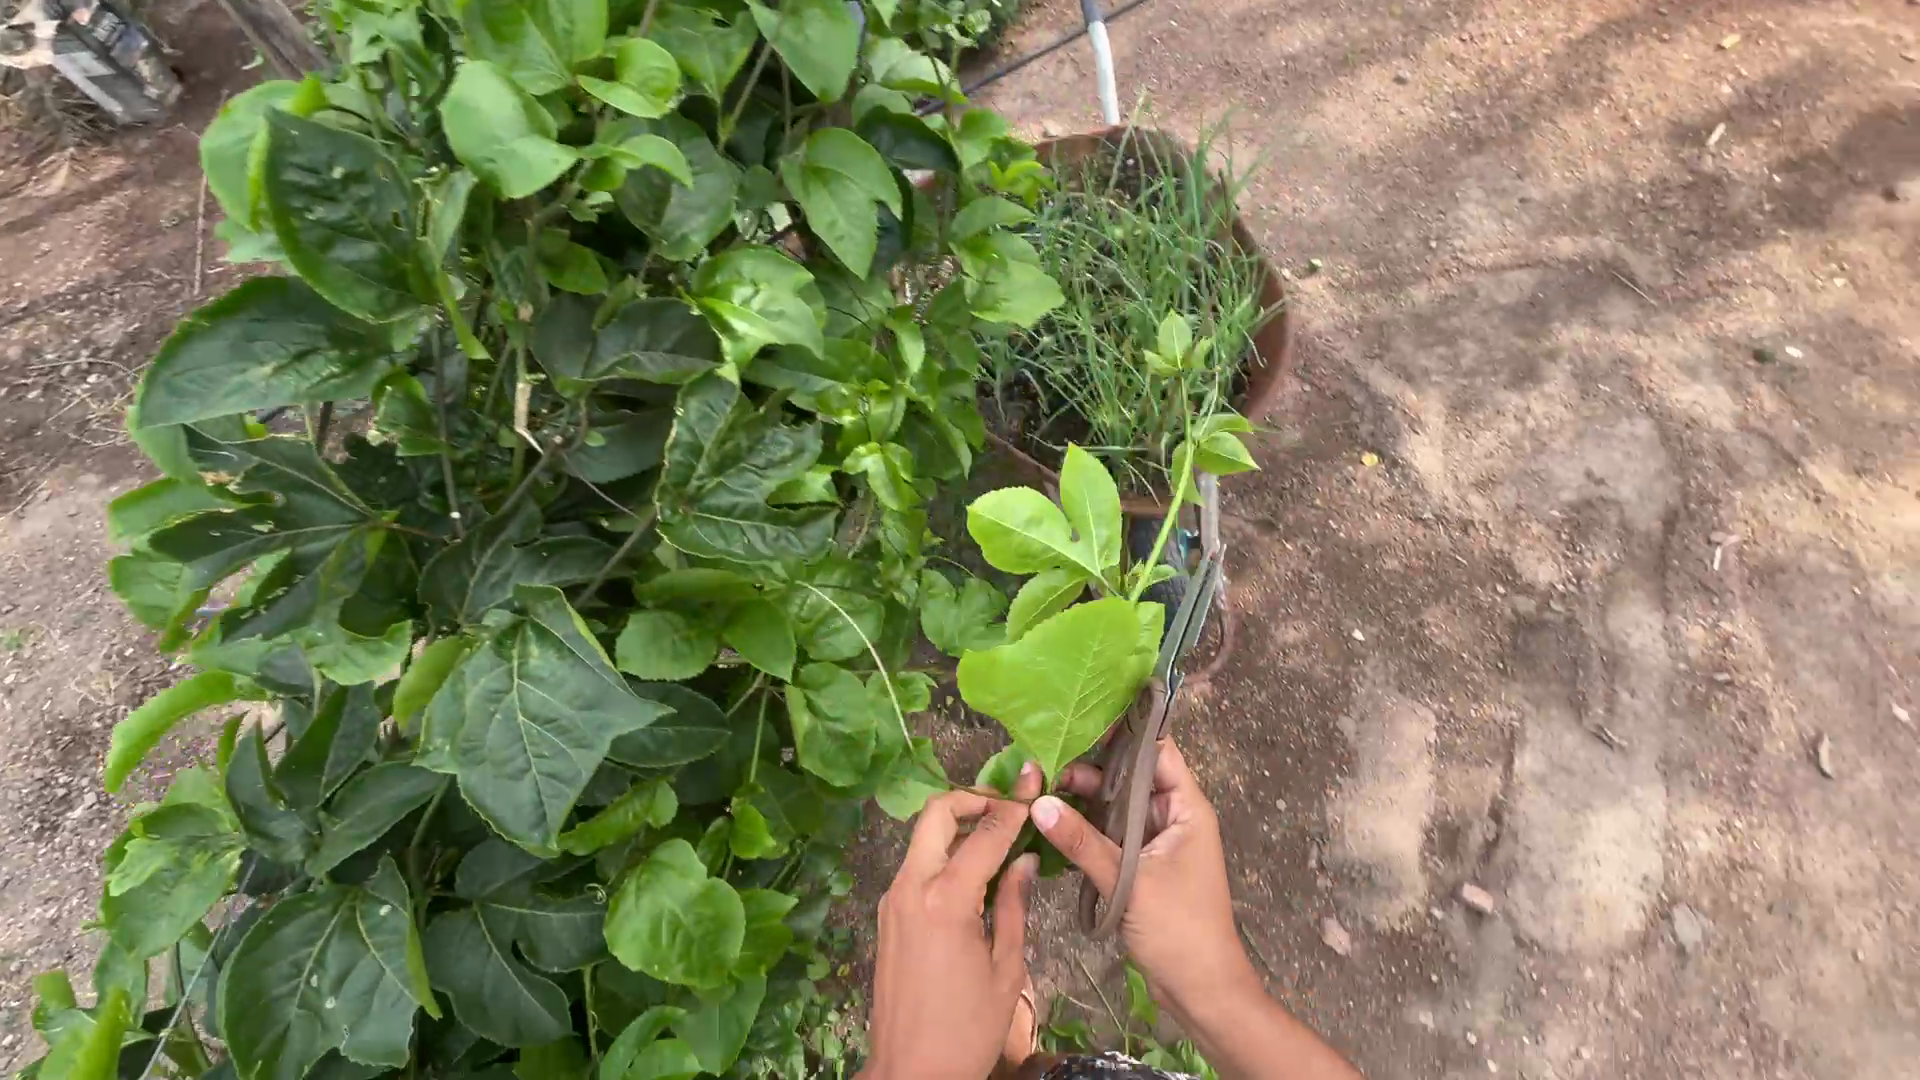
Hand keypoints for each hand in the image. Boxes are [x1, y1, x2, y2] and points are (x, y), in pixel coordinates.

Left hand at [861, 764, 1042, 1079]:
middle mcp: (911, 886)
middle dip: (972, 798)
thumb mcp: (1006, 969)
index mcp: (946, 900)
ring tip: (995, 833)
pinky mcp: (886, 912)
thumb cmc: (967, 1029)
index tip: (1033, 785)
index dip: (1013, 807)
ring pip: (923, 835)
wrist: (909, 1074)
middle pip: (936, 813)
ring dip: (956, 823)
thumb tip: (1025, 859)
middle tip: (1006, 804)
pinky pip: (916, 864)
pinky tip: (971, 869)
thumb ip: (1014, 904)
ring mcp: (892, 897)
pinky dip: (943, 852)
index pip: (985, 834)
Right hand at [1030, 740, 1251, 1009]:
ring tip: (1043, 783)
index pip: (1158, 752)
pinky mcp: (1140, 863)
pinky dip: (1087, 824)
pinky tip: (1054, 816)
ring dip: (1086, 797)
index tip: (1084, 719)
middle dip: (1093, 767)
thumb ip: (1082, 841)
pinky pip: (1111, 832)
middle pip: (1131, 776)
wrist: (1202, 993)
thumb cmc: (1180, 930)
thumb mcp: (1129, 881)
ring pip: (1117, 805)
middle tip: (1049, 756)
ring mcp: (1155, 840)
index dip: (1126, 733)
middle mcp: (1172, 816)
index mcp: (1186, 808)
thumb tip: (1038, 803)